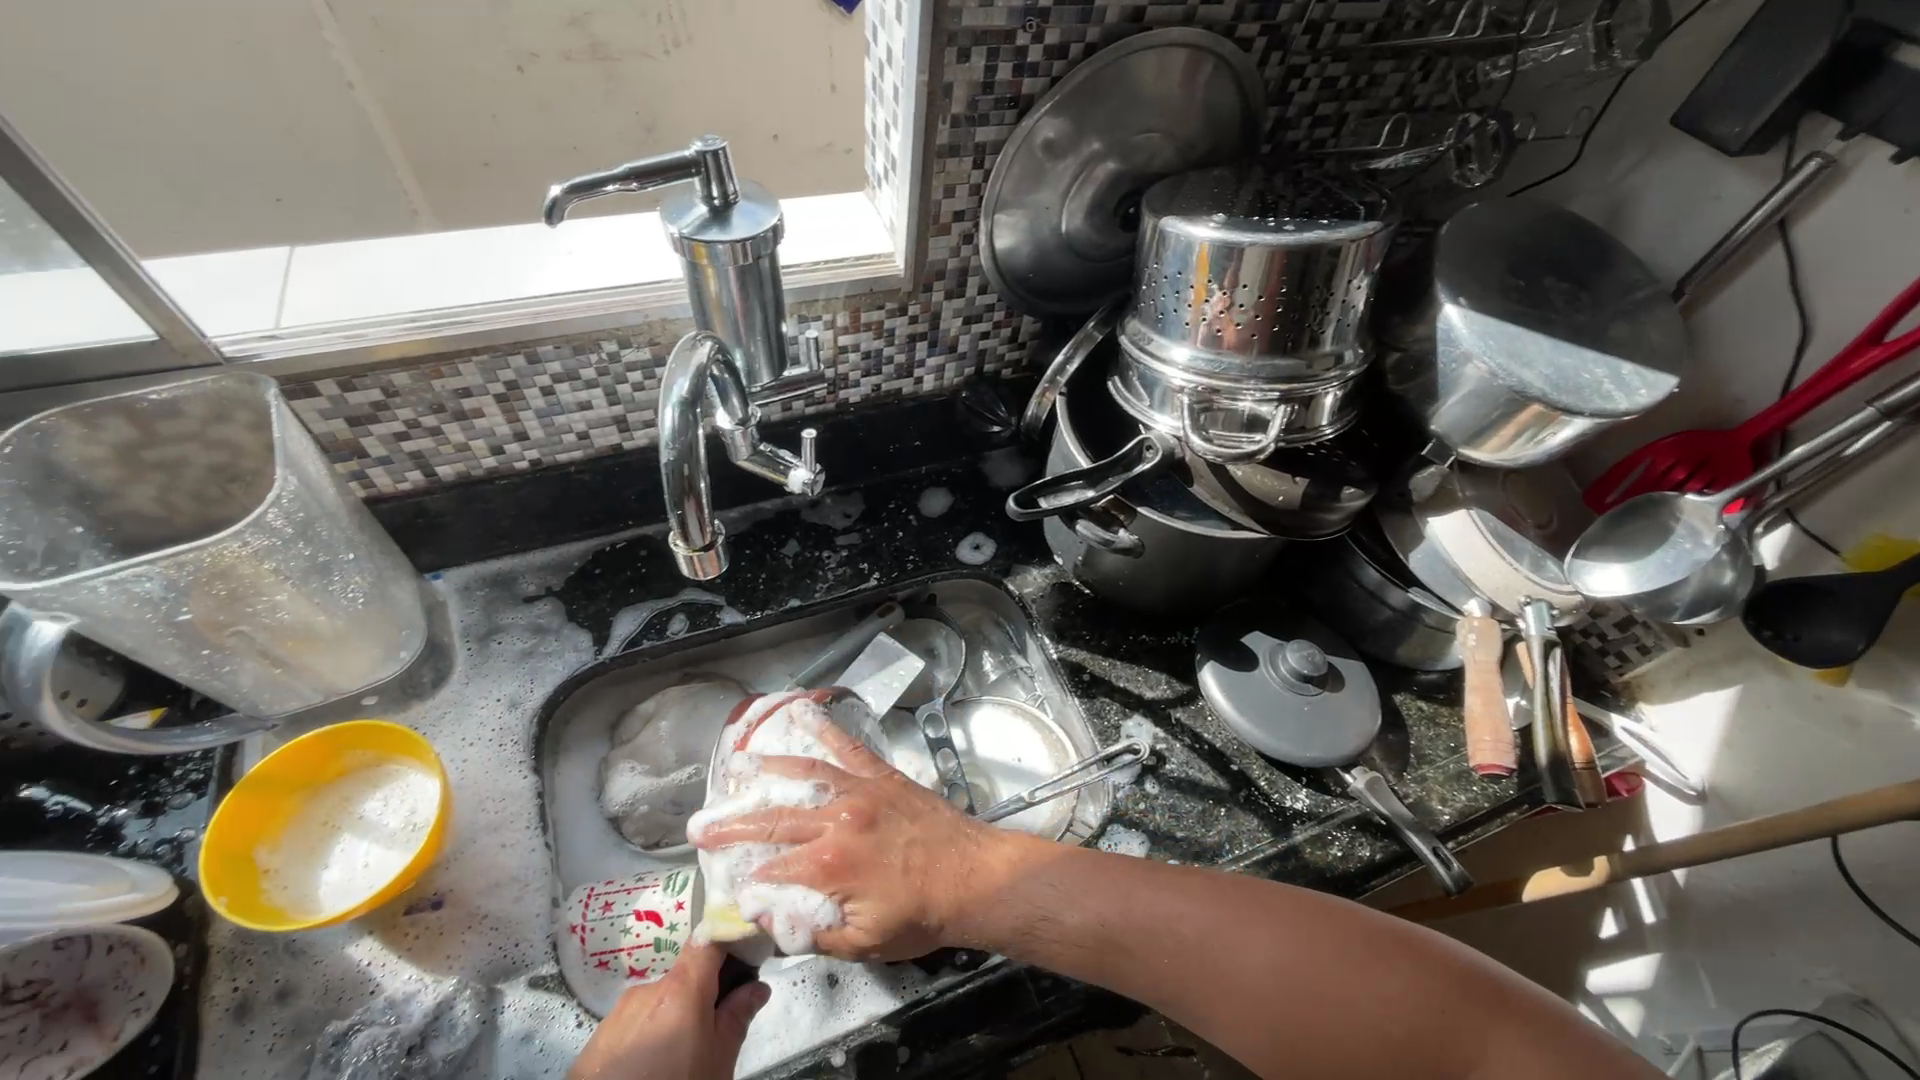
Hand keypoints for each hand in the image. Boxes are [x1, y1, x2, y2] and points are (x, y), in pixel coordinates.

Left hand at [568, 943, 768, 1079]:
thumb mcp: (719, 1060)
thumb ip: (738, 1018)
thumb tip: (757, 988)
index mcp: (681, 989)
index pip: (708, 940)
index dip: (728, 942)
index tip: (745, 958)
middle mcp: (647, 991)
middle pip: (684, 978)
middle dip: (702, 997)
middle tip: (714, 1030)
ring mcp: (617, 1014)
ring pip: (658, 1005)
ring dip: (673, 1020)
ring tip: (678, 1059)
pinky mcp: (597, 1040)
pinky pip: (632, 1026)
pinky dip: (647, 1038)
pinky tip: (650, 1071)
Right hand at [689, 710, 1028, 961]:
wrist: (974, 877)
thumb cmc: (922, 915)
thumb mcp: (864, 942)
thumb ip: (811, 931)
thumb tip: (766, 916)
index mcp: (829, 864)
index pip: (773, 868)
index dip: (750, 879)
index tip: (733, 884)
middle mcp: (838, 819)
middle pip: (774, 820)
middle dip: (733, 826)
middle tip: (699, 827)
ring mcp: (860, 791)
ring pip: (803, 775)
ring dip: (765, 771)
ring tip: (735, 766)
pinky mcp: (881, 776)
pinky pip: (847, 748)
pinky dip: (824, 729)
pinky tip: (804, 713)